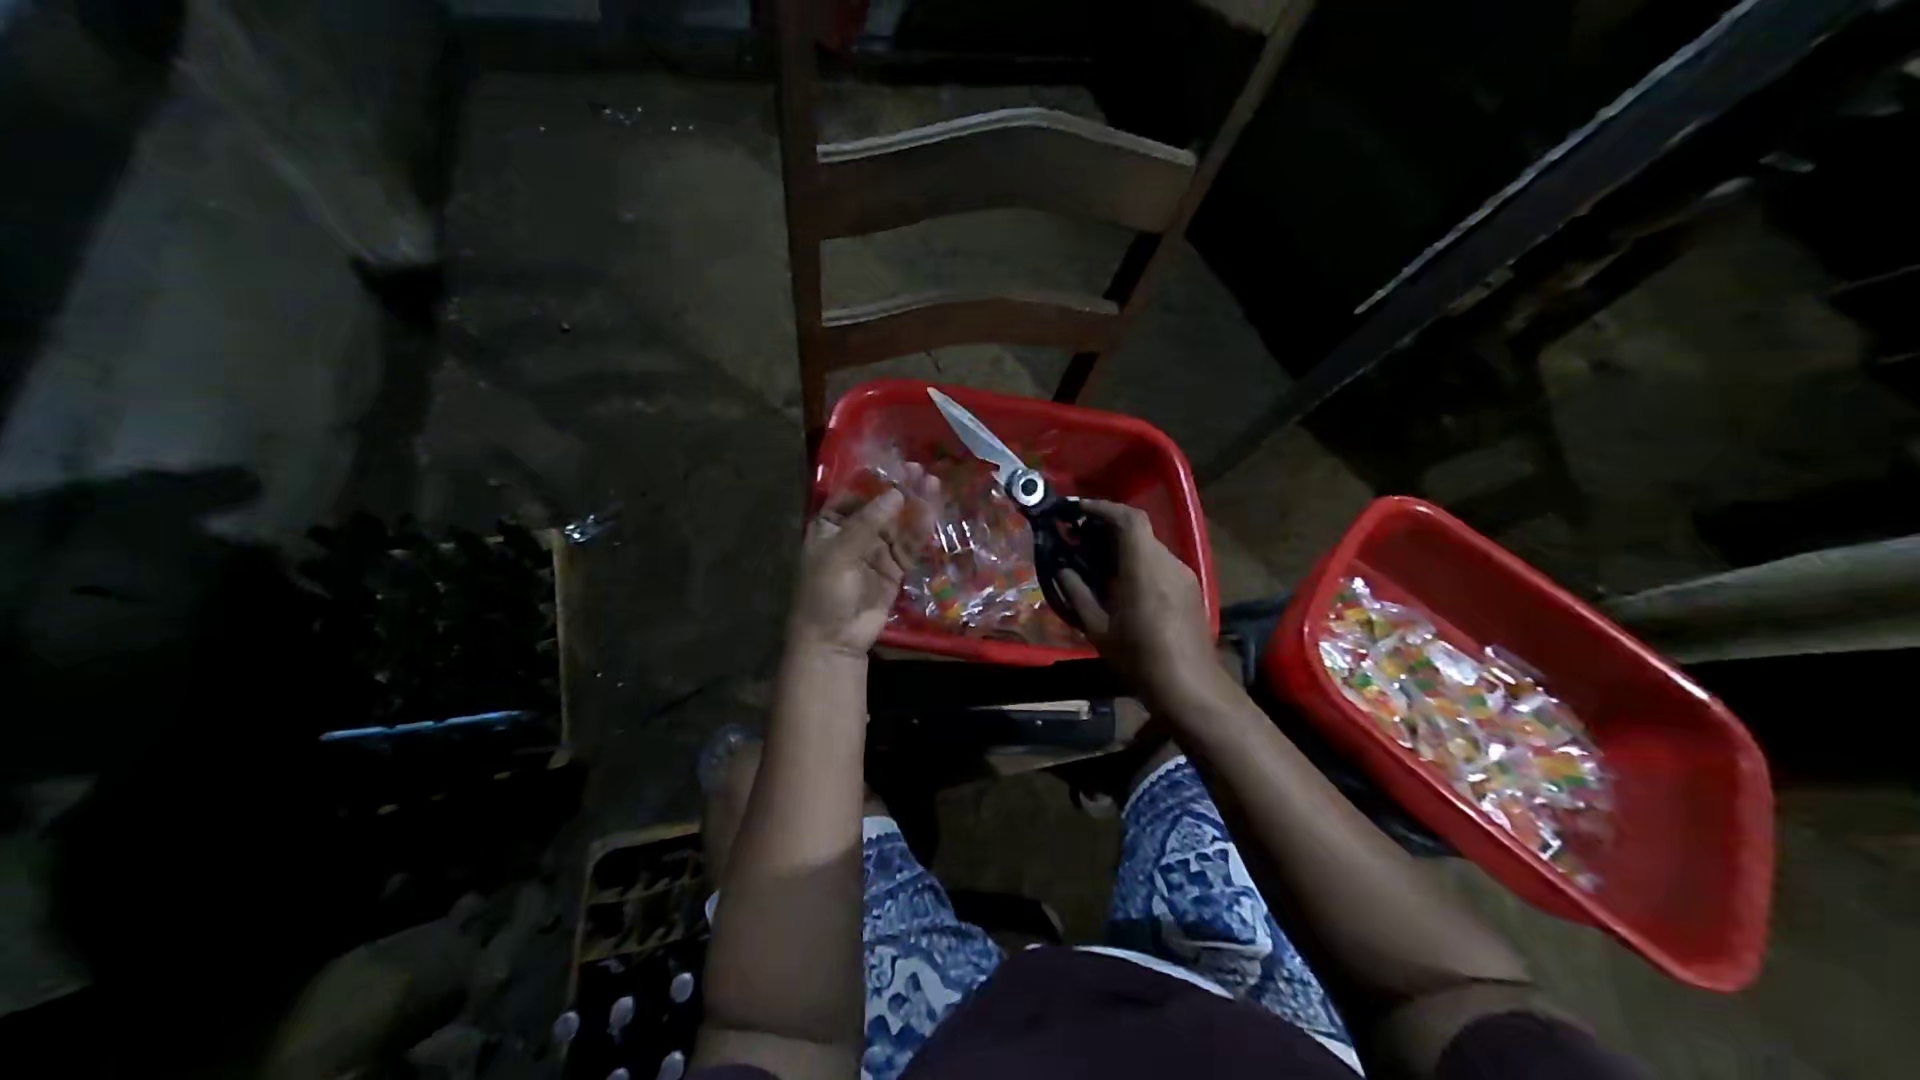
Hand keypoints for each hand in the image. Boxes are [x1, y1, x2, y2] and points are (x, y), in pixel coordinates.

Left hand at [789, 468, 935, 657]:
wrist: (834, 640)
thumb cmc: (824, 593)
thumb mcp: (839, 553)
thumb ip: (868, 523)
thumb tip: (896, 494)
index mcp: (830, 525)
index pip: (854, 494)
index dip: (875, 479)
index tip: (897, 463)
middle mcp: (854, 534)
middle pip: (881, 506)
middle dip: (900, 489)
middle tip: (920, 470)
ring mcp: (875, 551)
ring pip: (898, 524)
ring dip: (915, 506)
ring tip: (933, 484)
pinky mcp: (894, 569)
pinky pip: (909, 545)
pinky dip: (920, 530)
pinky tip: (931, 512)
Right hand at [1058, 499, 1224, 706]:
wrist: (1190, 687)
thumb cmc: (1140, 657)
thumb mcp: (1099, 629)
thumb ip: (1079, 594)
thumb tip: (1062, 571)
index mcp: (1144, 567)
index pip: (1129, 518)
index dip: (1104, 508)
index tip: (1079, 510)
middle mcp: (1168, 562)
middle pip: (1140, 530)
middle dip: (1110, 527)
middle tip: (1082, 535)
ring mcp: (1184, 575)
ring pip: (1151, 547)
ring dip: (1126, 546)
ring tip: (1100, 560)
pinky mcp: (1191, 590)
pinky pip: (1162, 564)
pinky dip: (1140, 562)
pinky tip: (1125, 583)